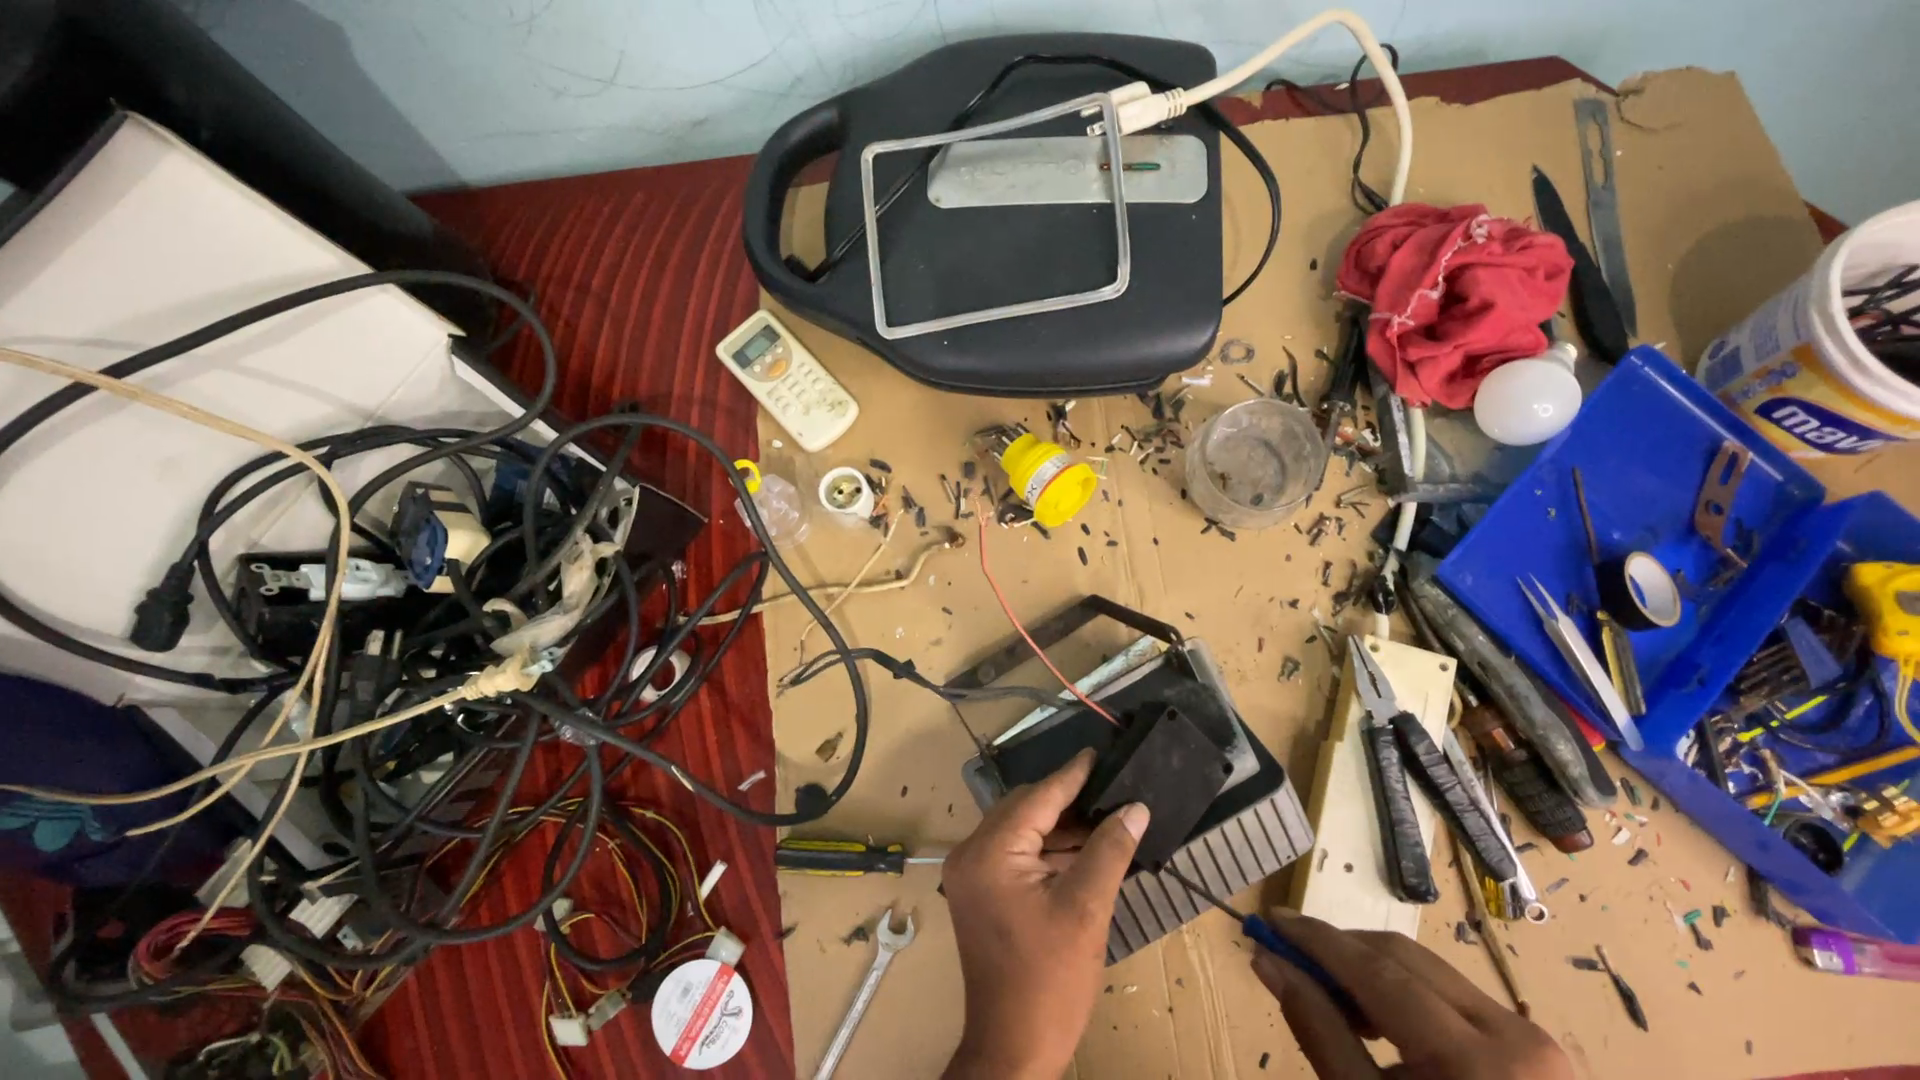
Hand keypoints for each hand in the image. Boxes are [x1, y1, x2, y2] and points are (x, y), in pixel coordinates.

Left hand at [941, 750, 1148, 1078]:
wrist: (1014, 1046)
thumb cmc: (1050, 980)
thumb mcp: (1086, 909)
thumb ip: (1108, 849)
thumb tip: (1134, 808)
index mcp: (989, 852)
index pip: (1037, 798)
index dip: (1073, 775)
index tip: (1100, 753)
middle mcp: (972, 854)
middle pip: (1026, 810)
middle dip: (1070, 802)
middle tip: (1114, 792)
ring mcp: (973, 876)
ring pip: (1023, 832)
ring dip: (1062, 829)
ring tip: (1109, 819)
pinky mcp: (982, 894)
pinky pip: (1018, 856)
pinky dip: (1049, 852)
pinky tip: (1087, 851)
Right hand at [1252, 912, 1572, 1079]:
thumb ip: (1318, 1029)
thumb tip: (1269, 962)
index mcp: (1476, 1061)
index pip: (1379, 972)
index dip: (1319, 940)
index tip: (1271, 920)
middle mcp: (1517, 1035)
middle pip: (1407, 960)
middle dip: (1342, 948)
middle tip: (1288, 950)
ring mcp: (1537, 1041)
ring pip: (1432, 973)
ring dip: (1371, 970)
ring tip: (1327, 993)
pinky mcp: (1540, 1049)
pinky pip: (1456, 998)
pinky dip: (1407, 995)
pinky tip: (1376, 1020)